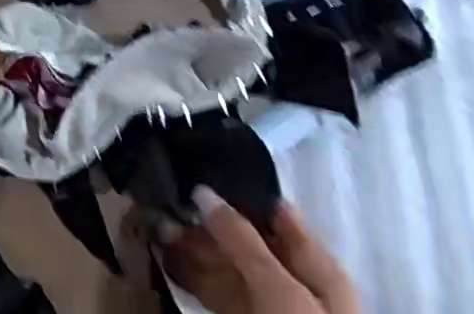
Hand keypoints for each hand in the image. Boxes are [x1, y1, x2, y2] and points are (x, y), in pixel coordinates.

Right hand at [157, 187, 359, 313]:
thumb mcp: (281, 293)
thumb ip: (243, 241)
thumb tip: (204, 192)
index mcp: (318, 271)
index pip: (275, 216)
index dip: (238, 194)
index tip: (196, 174)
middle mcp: (295, 288)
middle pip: (246, 244)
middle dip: (206, 226)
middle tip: (164, 206)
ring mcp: (268, 312)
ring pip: (227, 271)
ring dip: (193, 250)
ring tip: (156, 230)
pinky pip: (218, 297)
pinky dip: (194, 279)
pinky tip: (169, 263)